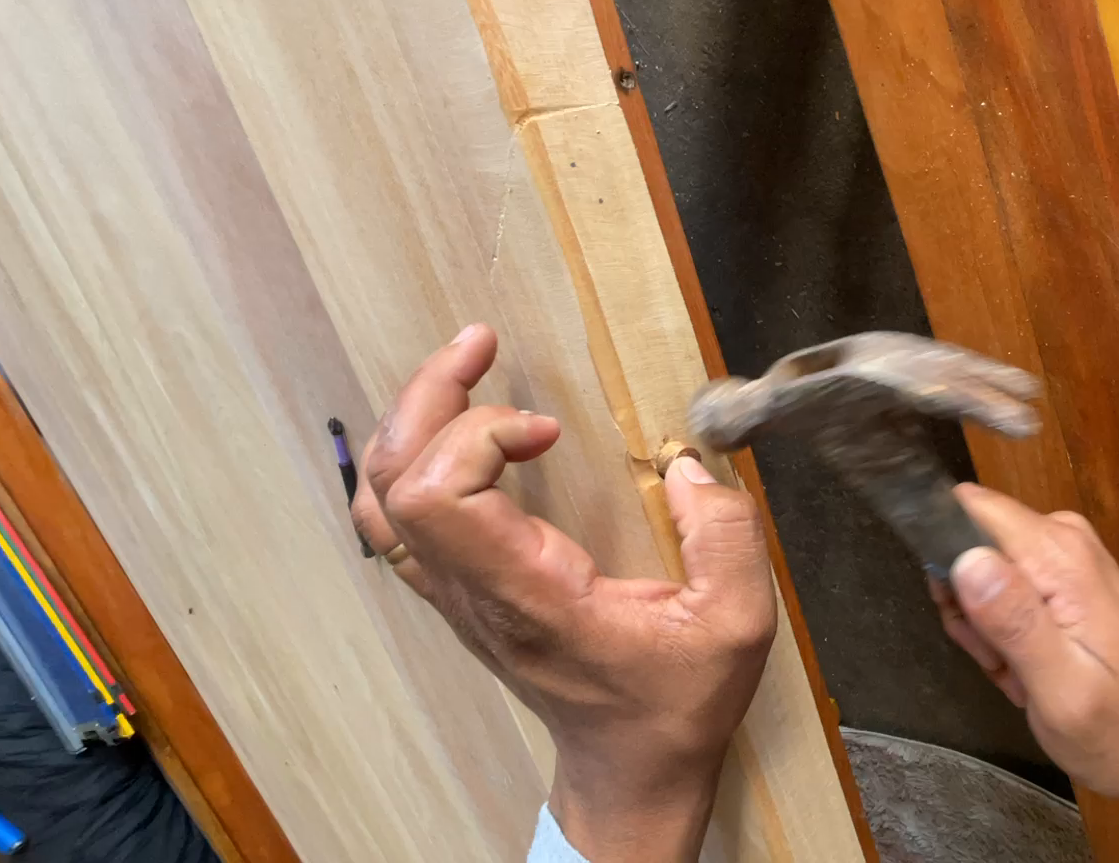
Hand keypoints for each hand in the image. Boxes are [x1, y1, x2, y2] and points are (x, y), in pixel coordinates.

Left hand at [350, 324, 776, 862]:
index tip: (552, 430)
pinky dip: (414, 460)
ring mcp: (459, 598)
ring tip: (464, 370)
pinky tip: (456, 432)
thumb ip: (726, 535)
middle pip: (393, 479)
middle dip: (430, 394)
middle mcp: (476, 593)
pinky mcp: (465, 598)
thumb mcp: (738, 622)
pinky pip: (400, 523)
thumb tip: (685, 466)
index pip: (439, 497)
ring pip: (380, 499)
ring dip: (413, 421)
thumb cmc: (677, 705)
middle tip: (481, 343)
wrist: (630, 774)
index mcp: (531, 595)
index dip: (483, 434)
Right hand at [929, 484, 1118, 796]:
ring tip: (1024, 672)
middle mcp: (1060, 533)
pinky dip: (1007, 629)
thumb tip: (965, 559)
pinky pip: (1005, 583)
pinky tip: (1033, 666)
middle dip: (970, 607)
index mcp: (1056, 553)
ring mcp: (1065, 548)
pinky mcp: (1066, 567)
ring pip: (983, 567)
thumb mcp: (1061, 691)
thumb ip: (1012, 621)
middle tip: (1004, 663)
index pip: (966, 509)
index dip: (946, 561)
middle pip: (970, 542)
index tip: (965, 619)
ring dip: (988, 626)